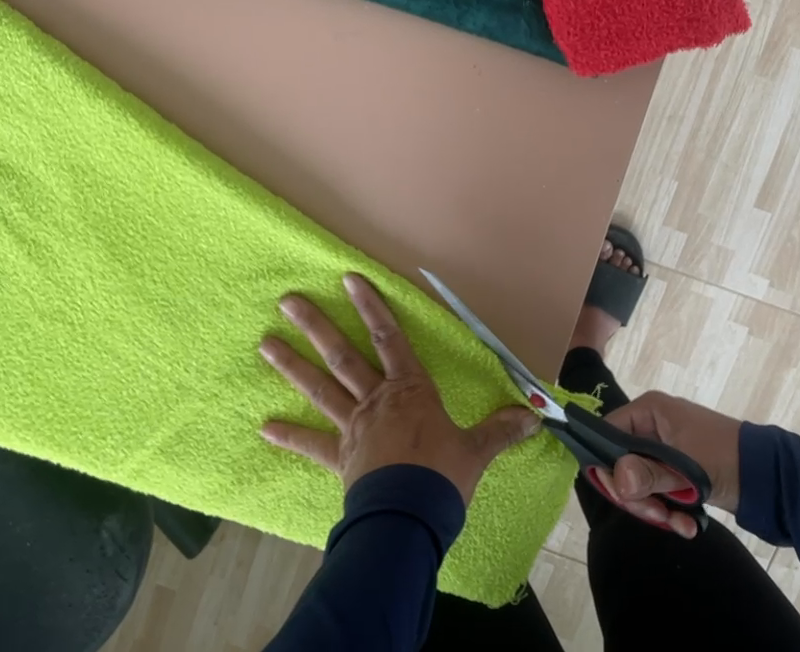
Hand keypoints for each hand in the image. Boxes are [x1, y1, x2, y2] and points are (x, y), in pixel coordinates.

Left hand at [259, 273, 540, 505]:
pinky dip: (289, 436)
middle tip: (287, 302)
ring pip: (320, 389)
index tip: (349, 279)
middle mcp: (376, 400)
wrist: (410, 520)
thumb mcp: (477, 450)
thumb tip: (535, 418)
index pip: (390, 337)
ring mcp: (353, 427)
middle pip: (343, 356)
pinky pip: (311, 444)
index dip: (372, 306)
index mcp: (410, 390)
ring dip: (291, 366)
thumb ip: (501, 430)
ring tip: (265, 344)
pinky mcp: (340, 458)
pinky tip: (264, 427)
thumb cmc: (443, 476)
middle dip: (316, 326)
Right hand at [594, 391, 742, 536]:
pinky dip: (669, 510)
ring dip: (655, 508)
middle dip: (638, 496)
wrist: (767, 475)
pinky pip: (657, 490)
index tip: (624, 496)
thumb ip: (649, 474)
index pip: (607, 434)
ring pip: (638, 481)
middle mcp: (651, 425)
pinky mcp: (675, 469)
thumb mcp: (686, 467)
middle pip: (621, 463)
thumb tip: (617, 480)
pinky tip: (687, 525)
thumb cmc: (724, 457)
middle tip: (657, 516)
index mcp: (649, 410)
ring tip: (678, 524)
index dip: (609, 467)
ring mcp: (663, 448)